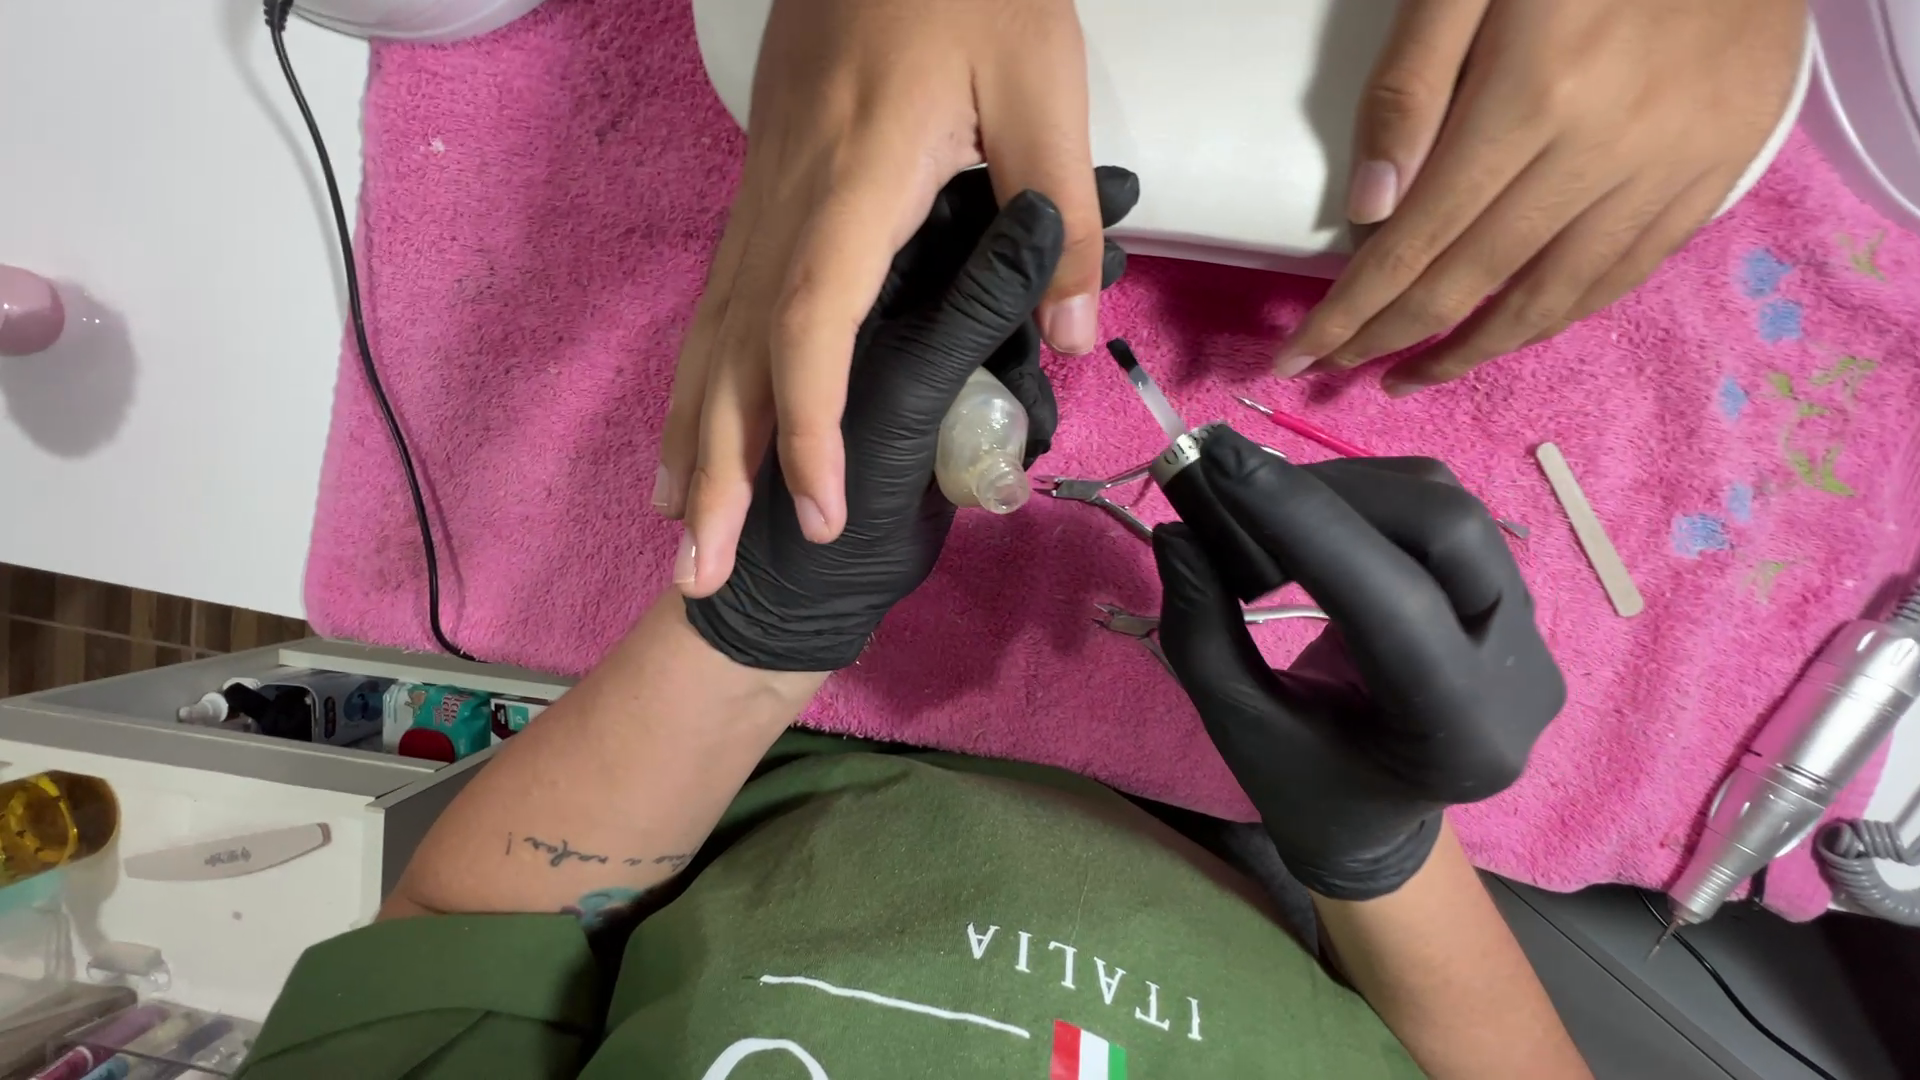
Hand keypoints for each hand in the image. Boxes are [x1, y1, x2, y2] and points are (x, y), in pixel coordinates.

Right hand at [685, 190, 1063, 670]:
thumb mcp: (1042, 87)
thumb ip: (1059, 221)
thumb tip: (1069, 336)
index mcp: (852, 190)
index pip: (810, 334)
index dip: (807, 433)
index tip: (818, 516)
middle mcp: (784, 210)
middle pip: (734, 359)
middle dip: (718, 473)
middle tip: (702, 567)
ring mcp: (759, 204)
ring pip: (708, 339)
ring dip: (690, 439)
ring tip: (681, 527)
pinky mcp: (760, 200)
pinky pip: (714, 311)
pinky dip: (695, 384)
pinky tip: (686, 429)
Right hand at [1152, 429, 1564, 899]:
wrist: (1376, 817)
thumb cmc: (1303, 786)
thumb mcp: (1235, 725)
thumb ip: (1201, 630)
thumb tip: (1177, 531)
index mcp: (1456, 734)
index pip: (1389, 599)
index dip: (1300, 517)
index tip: (1218, 458)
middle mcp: (1519, 676)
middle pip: (1442, 528)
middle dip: (1326, 490)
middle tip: (1231, 483)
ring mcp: (1529, 634)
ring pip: (1447, 506)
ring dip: (1344, 486)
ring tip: (1263, 504)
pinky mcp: (1510, 603)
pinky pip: (1441, 516)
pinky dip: (1363, 498)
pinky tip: (1308, 517)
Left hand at [1277, 0, 1805, 394]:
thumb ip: (1408, 89)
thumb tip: (1368, 208)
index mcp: (1530, 99)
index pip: (1408, 248)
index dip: (1346, 316)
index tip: (1296, 359)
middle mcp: (1605, 148)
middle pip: (1465, 285)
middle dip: (1385, 341)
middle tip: (1336, 371)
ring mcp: (1676, 161)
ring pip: (1547, 302)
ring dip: (1465, 356)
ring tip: (1406, 378)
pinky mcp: (1724, 162)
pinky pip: (1623, 275)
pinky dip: (1550, 320)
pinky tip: (1501, 337)